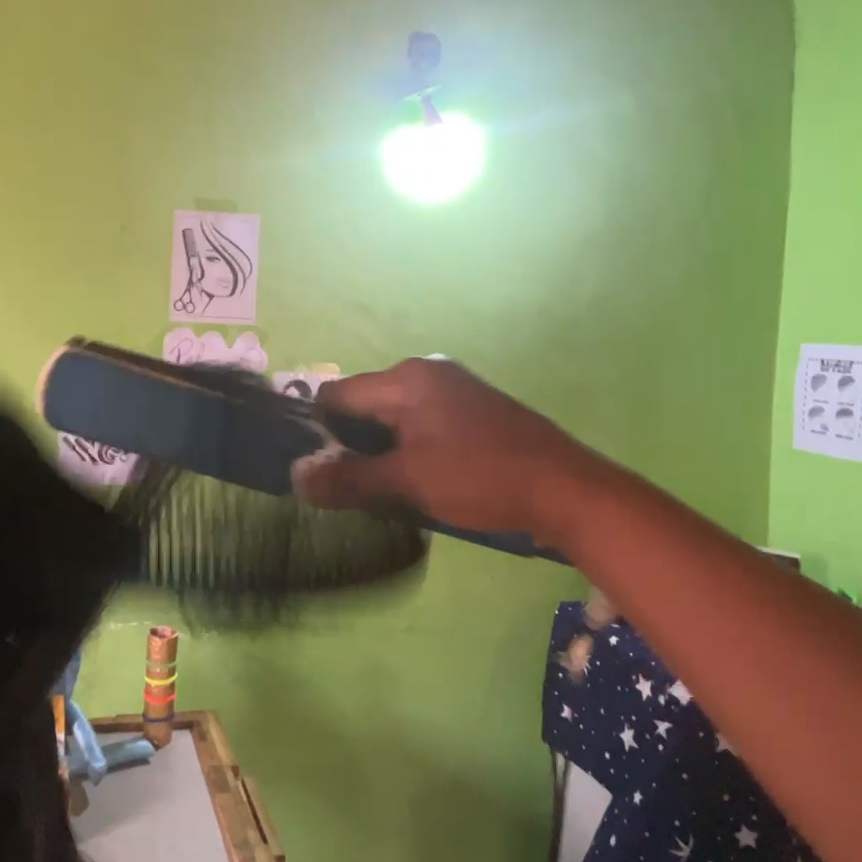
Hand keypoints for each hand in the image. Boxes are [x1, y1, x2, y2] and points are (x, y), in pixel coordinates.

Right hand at [294, 358, 629, 550]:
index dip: (319, 431)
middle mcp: (425, 372)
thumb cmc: (479, 478)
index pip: (336, 395)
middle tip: (347, 485)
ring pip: (394, 415)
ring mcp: (453, 388)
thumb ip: (348, 478)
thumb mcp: (407, 482)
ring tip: (381, 486)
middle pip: (364, 403)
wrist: (565, 489)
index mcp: (404, 379)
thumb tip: (296, 478)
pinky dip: (409, 445)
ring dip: (381, 447)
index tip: (317, 469)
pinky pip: (422, 421)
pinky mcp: (473, 408)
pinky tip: (418, 477)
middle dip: (351, 442)